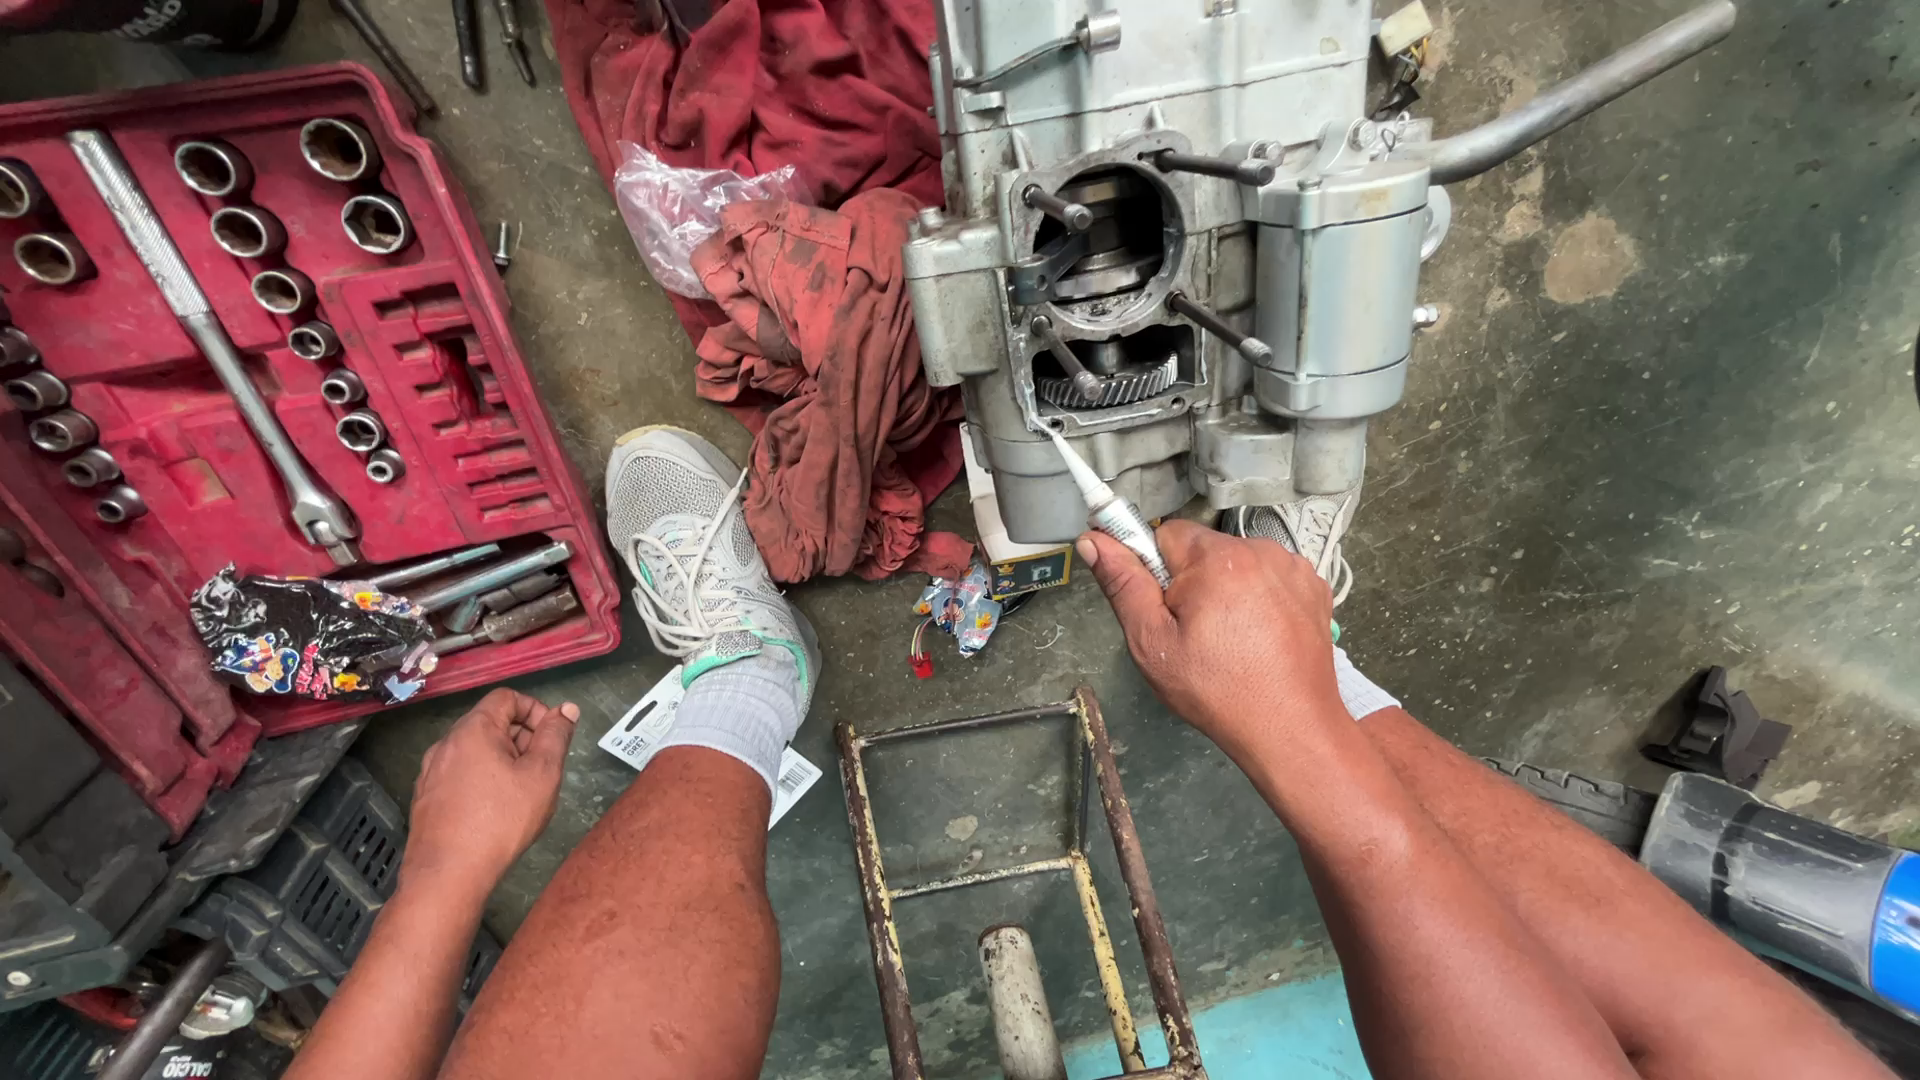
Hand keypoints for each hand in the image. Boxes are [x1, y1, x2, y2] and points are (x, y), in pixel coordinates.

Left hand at [402, 687, 578, 894]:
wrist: (448, 875)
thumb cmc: (501, 819)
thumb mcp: (543, 773)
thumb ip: (556, 735)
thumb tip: (566, 709)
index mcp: (473, 731)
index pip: (507, 697)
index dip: (536, 710)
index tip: (552, 738)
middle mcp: (446, 744)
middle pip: (492, 722)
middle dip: (524, 737)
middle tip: (543, 768)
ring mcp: (431, 772)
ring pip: (478, 749)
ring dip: (506, 758)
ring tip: (522, 790)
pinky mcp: (426, 797)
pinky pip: (462, 772)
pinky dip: (484, 777)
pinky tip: (496, 808)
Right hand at [1078, 520, 1343, 762]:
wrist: (1291, 728)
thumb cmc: (1215, 689)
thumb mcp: (1152, 641)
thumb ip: (1122, 584)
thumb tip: (1091, 540)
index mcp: (1216, 558)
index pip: (1165, 533)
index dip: (1154, 570)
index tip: (1163, 608)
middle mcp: (1259, 548)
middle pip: (1202, 549)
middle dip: (1190, 580)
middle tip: (1194, 632)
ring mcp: (1293, 566)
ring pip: (1235, 562)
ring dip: (1225, 586)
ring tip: (1230, 638)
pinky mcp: (1314, 585)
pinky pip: (1268, 575)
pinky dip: (1259, 595)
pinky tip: (1259, 634)